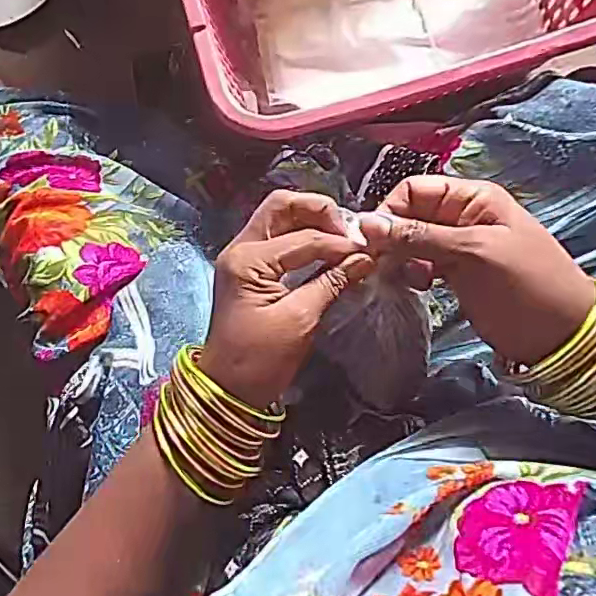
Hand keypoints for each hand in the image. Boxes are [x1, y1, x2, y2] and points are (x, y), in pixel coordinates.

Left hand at [197, 191, 373, 406]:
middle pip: (281, 206)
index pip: (303, 237)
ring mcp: (241, 256)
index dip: (338, 242)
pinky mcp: (248, 269)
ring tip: (342, 239)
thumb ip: (332, 282)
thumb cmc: (259, 360)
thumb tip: (365, 258)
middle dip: (319, 212)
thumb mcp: (299, 320)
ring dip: (311, 222)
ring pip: (279, 219)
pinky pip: (277, 239)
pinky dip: (303, 238)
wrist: (227, 388)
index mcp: (248, 260)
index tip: (368, 251)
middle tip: (349, 232)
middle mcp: (240, 249)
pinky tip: (326, 250)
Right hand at [359, 176, 595, 365]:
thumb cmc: (525, 286)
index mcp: (472, 198)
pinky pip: (421, 263)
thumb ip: (420, 236)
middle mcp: (461, 216)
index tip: (372, 242)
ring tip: (406, 278)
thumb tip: (368, 223)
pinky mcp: (455, 273)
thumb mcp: (473, 253)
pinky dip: (412, 272)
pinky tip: (418, 286)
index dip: (389, 211)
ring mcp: (457, 246)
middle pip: (409, 216)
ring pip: (411, 241)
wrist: (562, 335)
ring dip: (400, 257)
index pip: (413, 190)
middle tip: (380, 264)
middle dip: (392, 237)